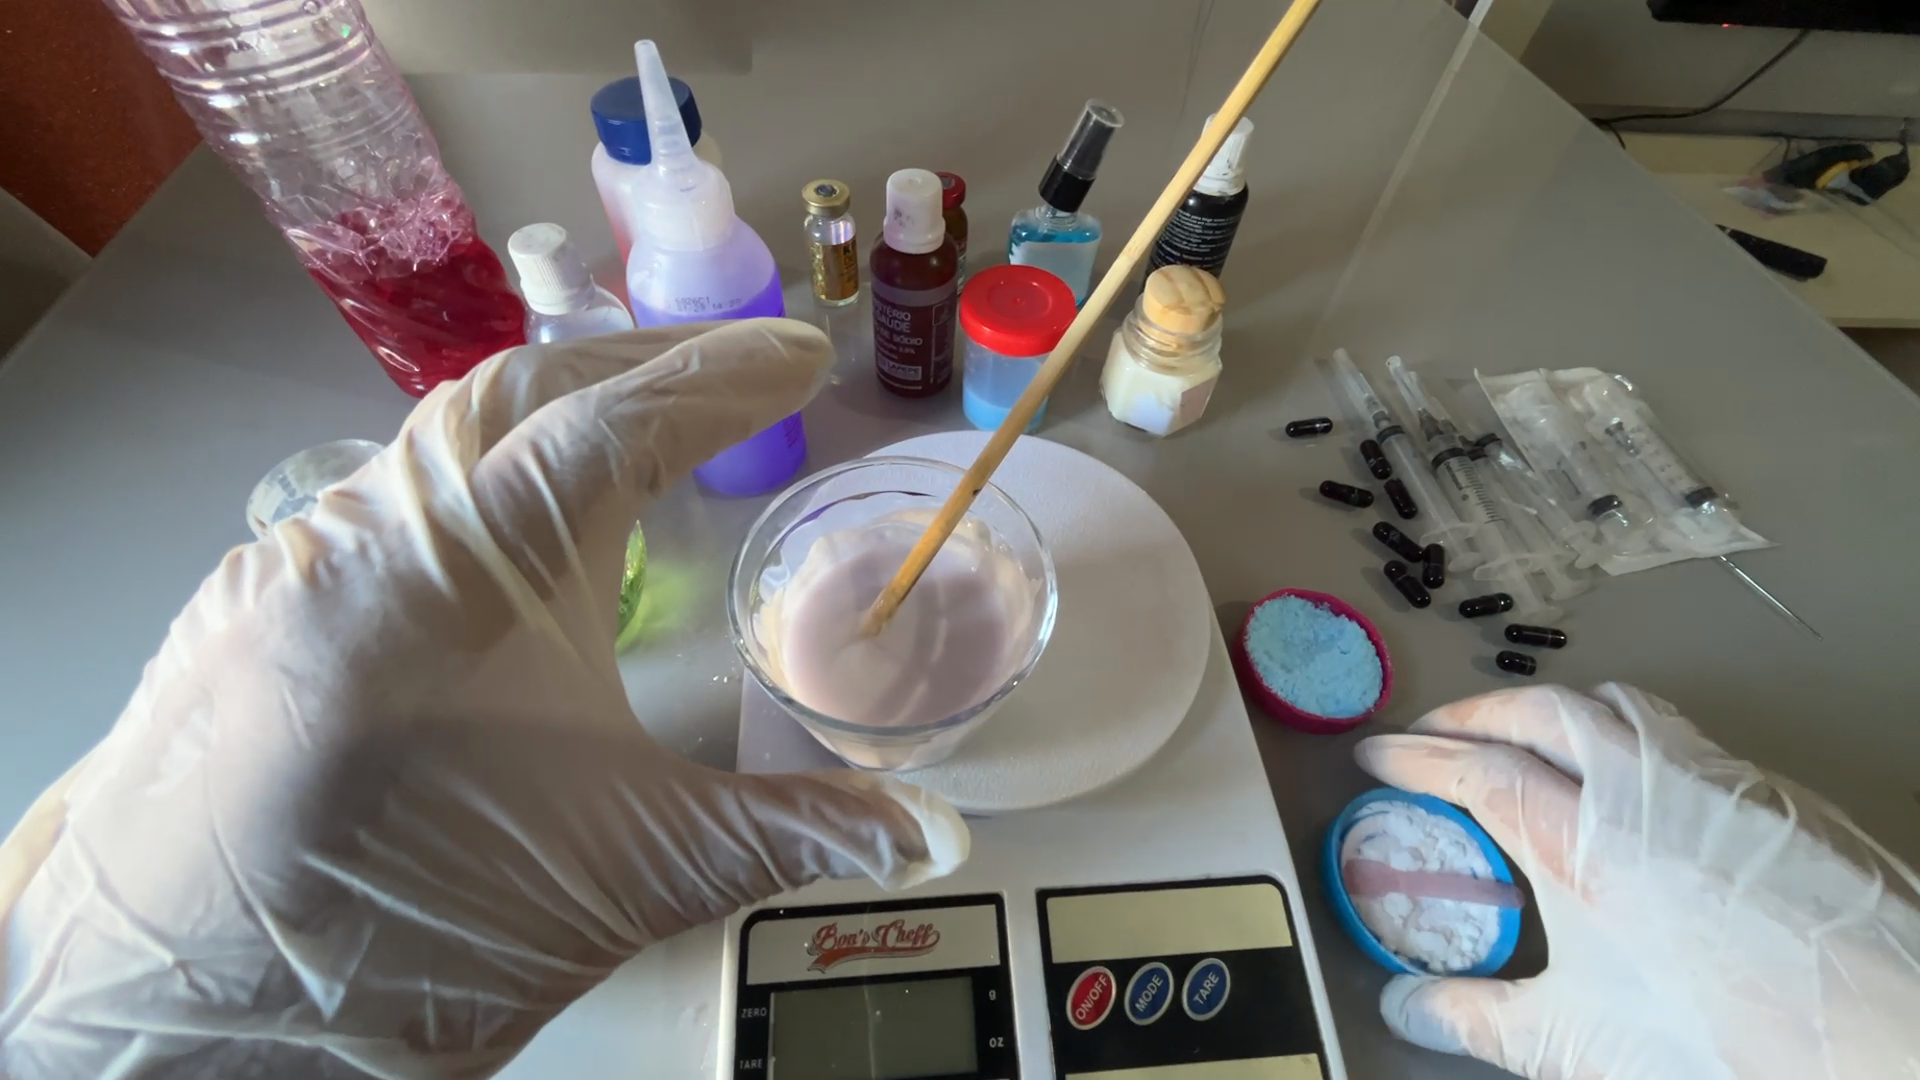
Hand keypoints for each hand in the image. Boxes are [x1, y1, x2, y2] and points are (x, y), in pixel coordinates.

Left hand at [0, 321, 967, 1077]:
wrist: (169, 1055)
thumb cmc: (412, 947)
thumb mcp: (637, 876)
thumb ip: (800, 833)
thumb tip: (935, 840)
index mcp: (459, 584)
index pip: (612, 426)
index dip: (724, 381)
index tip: (802, 358)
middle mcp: (364, 541)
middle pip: (526, 386)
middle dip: (657, 358)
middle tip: (751, 362)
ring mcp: (300, 561)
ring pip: (452, 424)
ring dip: (575, 398)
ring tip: (665, 408)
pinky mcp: (270, 599)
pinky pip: (401, 479)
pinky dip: (502, 454)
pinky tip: (539, 496)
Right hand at [1355, 683, 1919, 1079]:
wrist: (1917, 1058)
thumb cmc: (1731, 1043)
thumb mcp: (1583, 1045)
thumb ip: (1476, 1020)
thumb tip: (1400, 1010)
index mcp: (1578, 838)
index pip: (1469, 767)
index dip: (1411, 756)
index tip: (1373, 754)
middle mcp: (1638, 788)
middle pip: (1533, 712)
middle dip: (1468, 714)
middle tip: (1433, 735)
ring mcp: (1713, 783)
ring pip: (1610, 705)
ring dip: (1547, 711)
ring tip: (1522, 739)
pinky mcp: (1777, 799)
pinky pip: (1675, 733)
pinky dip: (1621, 735)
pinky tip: (1629, 784)